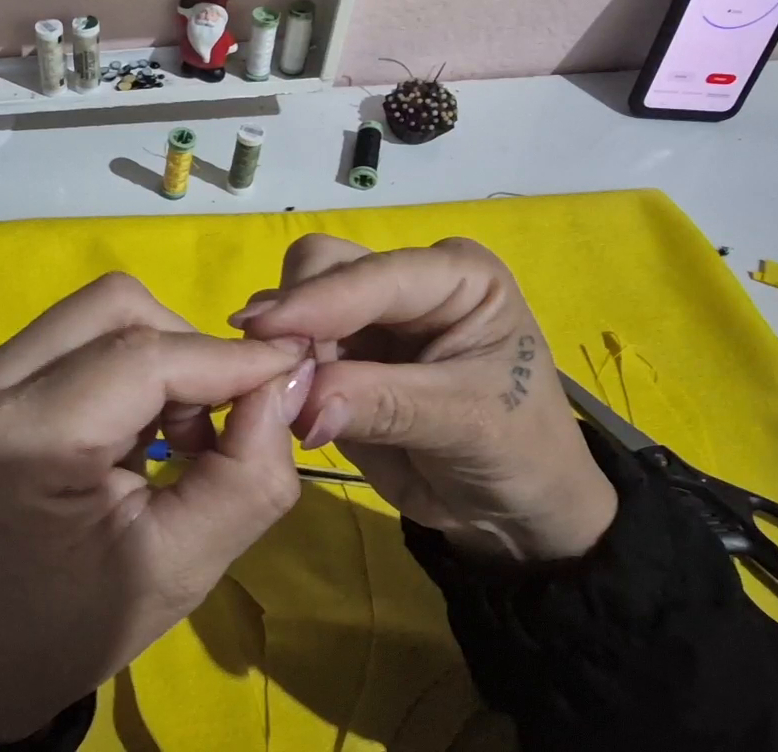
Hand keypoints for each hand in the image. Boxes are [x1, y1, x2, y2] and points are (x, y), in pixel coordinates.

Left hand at [0, 273, 314, 741]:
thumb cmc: (79, 621)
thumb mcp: (182, 567)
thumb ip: (248, 474)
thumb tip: (286, 379)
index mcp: (23, 443)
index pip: (142, 358)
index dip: (228, 359)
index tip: (293, 373)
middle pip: (117, 307)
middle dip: (189, 351)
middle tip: (210, 427)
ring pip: (102, 309)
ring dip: (162, 353)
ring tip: (176, 431)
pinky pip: (82, 329)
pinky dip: (133, 359)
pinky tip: (141, 422)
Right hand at [231, 235, 617, 562]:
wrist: (512, 511)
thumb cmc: (518, 454)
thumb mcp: (465, 426)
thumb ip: (384, 406)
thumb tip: (303, 402)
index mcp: (455, 277)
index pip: (374, 274)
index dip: (317, 300)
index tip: (259, 329)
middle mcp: (404, 282)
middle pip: (320, 267)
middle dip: (294, 316)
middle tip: (275, 374)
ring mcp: (365, 316)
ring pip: (293, 301)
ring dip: (278, 345)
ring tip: (282, 395)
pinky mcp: (335, 352)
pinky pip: (285, 345)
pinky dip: (274, 368)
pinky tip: (279, 400)